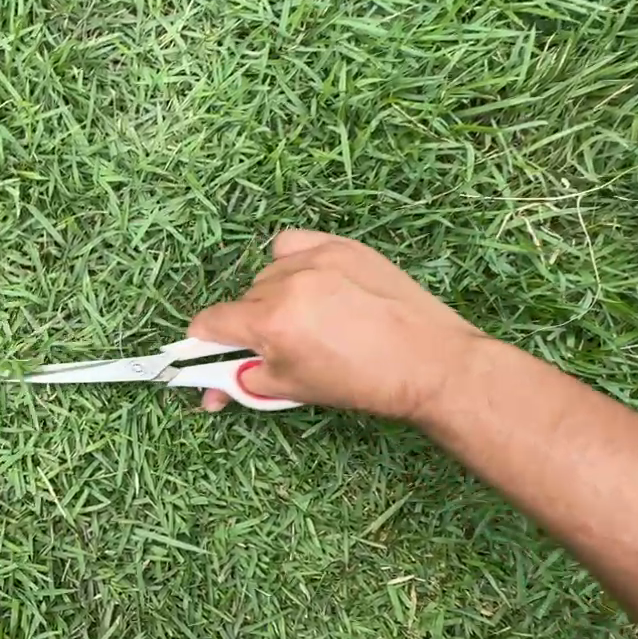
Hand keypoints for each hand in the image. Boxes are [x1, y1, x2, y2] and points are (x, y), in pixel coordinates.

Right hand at [189, 229, 488, 420]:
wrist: (433, 364)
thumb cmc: (360, 383)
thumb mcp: (290, 389)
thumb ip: (240, 383)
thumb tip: (208, 393)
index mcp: (270, 323)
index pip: (208, 323)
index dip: (204, 341)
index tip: (213, 350)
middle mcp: (286, 285)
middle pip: (240, 302)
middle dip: (249, 325)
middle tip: (280, 345)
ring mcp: (315, 260)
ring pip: (265, 277)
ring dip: (272, 297)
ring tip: (306, 317)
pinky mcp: (341, 247)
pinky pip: (291, 245)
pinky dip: (289, 261)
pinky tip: (308, 281)